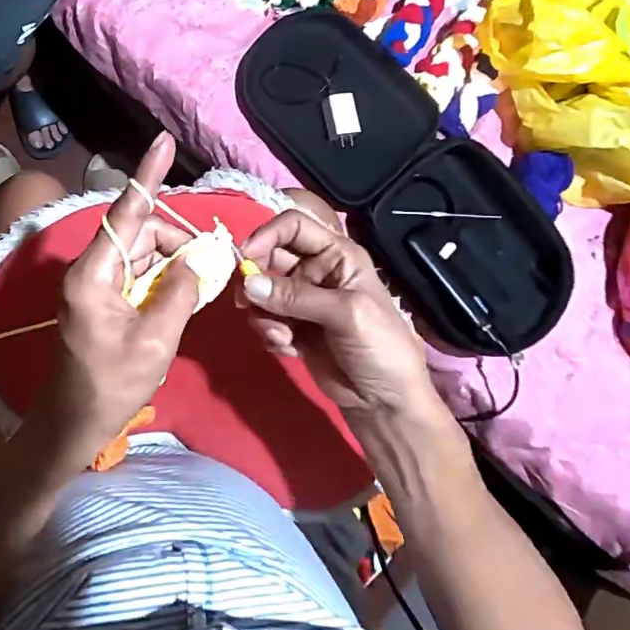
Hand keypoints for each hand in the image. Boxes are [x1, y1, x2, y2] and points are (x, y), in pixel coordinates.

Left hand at [25, 133, 196, 463]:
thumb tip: (200, 259)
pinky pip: (138, 272)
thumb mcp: (154, 341)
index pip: (125, 213)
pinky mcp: (102, 298)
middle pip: (139, 232)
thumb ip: (180, 293)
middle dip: (176, 240)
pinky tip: (183, 292)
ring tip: (199, 282)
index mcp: (93, 275)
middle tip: (209, 265)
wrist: (74, 422)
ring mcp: (95, 283)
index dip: (147, 176)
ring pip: (142, 251)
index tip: (163, 142)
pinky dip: (163, 276)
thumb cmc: (109, 385)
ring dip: (172, 260)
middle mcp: (91, 270)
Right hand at [236, 209, 438, 419]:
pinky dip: (268, 332)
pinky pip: (265, 320)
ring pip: (261, 292)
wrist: (385, 402)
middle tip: (244, 301)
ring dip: (262, 313)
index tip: (246, 258)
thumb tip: (248, 284)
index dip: (267, 235)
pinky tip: (287, 348)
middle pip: (269, 258)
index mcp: (337, 255)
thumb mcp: (345, 314)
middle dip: (254, 279)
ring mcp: (302, 301)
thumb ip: (296, 297)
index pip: (294, 226)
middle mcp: (316, 271)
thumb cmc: (380, 347)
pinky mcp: (293, 328)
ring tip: (280, 336)